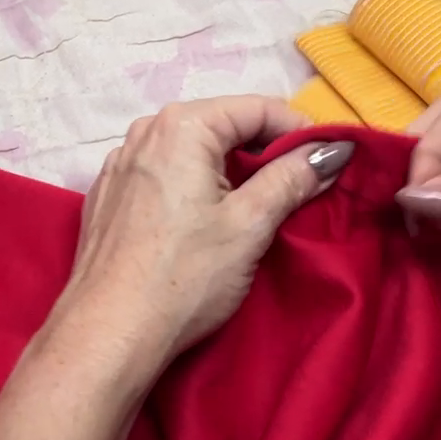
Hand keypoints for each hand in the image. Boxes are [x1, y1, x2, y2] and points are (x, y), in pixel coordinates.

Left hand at [54, 97, 349, 369]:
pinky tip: (208, 216)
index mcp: (180, 125)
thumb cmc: (184, 276)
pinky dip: (195, 182)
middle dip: (265, 147)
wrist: (109, 331)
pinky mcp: (111, 192)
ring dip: (231, 166)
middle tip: (303, 180)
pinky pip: (164, 170)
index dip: (300, 130)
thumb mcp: (250, 224)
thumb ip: (292, 178)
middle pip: (222, 123)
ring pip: (192, 148)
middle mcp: (145, 131)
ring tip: (263, 199)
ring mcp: (122, 161)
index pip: (255, 108)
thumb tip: (331, 151)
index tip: (331, 157)